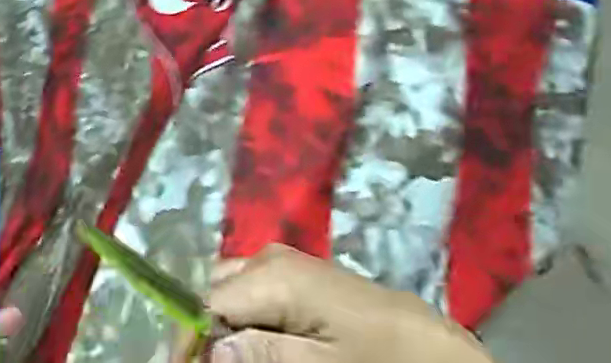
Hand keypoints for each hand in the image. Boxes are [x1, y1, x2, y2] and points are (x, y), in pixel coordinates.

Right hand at [201, 245, 492, 362]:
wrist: (419, 339)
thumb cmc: (369, 354)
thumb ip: (262, 354)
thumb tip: (212, 351)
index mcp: (272, 276)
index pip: (210, 301)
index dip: (191, 336)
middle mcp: (269, 257)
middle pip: (215, 287)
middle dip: (204, 326)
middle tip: (203, 362)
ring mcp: (281, 260)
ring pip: (229, 284)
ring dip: (222, 320)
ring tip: (224, 354)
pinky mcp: (293, 271)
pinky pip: (250, 285)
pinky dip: (241, 312)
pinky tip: (250, 341)